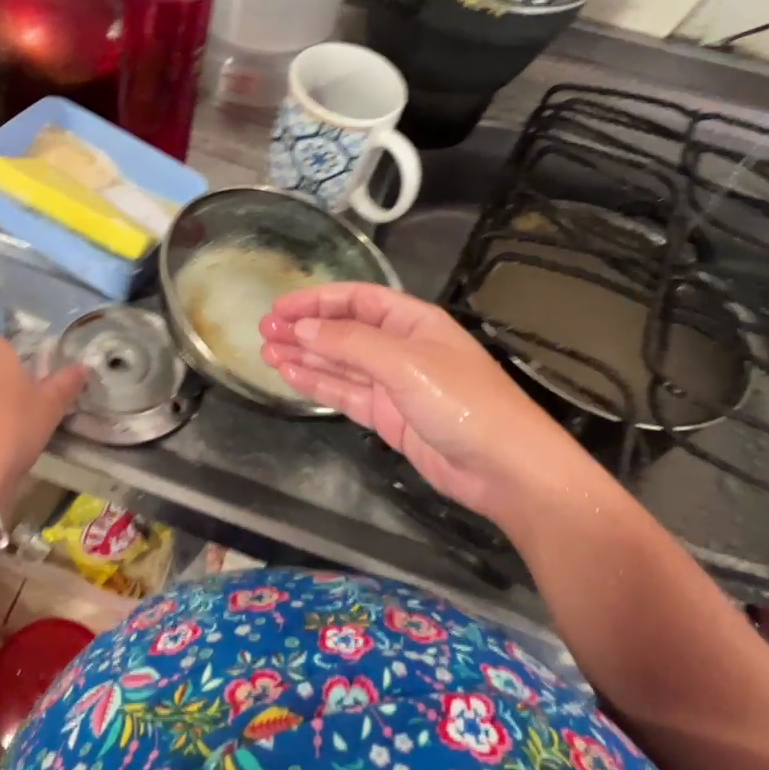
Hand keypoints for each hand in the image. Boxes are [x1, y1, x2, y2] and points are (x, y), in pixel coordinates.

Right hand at [260, 283, 571, 515]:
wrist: (505, 469)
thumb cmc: (463, 402)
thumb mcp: (405, 363)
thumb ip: (350, 343)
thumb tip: (302, 328)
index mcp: (413, 322)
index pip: (357, 300)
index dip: (317, 301)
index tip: (279, 308)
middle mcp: (401, 348)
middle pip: (344, 331)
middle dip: (304, 329)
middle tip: (263, 331)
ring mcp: (394, 384)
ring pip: (340, 364)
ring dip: (304, 357)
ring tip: (266, 353)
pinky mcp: (388, 417)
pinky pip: (345, 393)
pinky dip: (317, 384)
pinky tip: (290, 376)